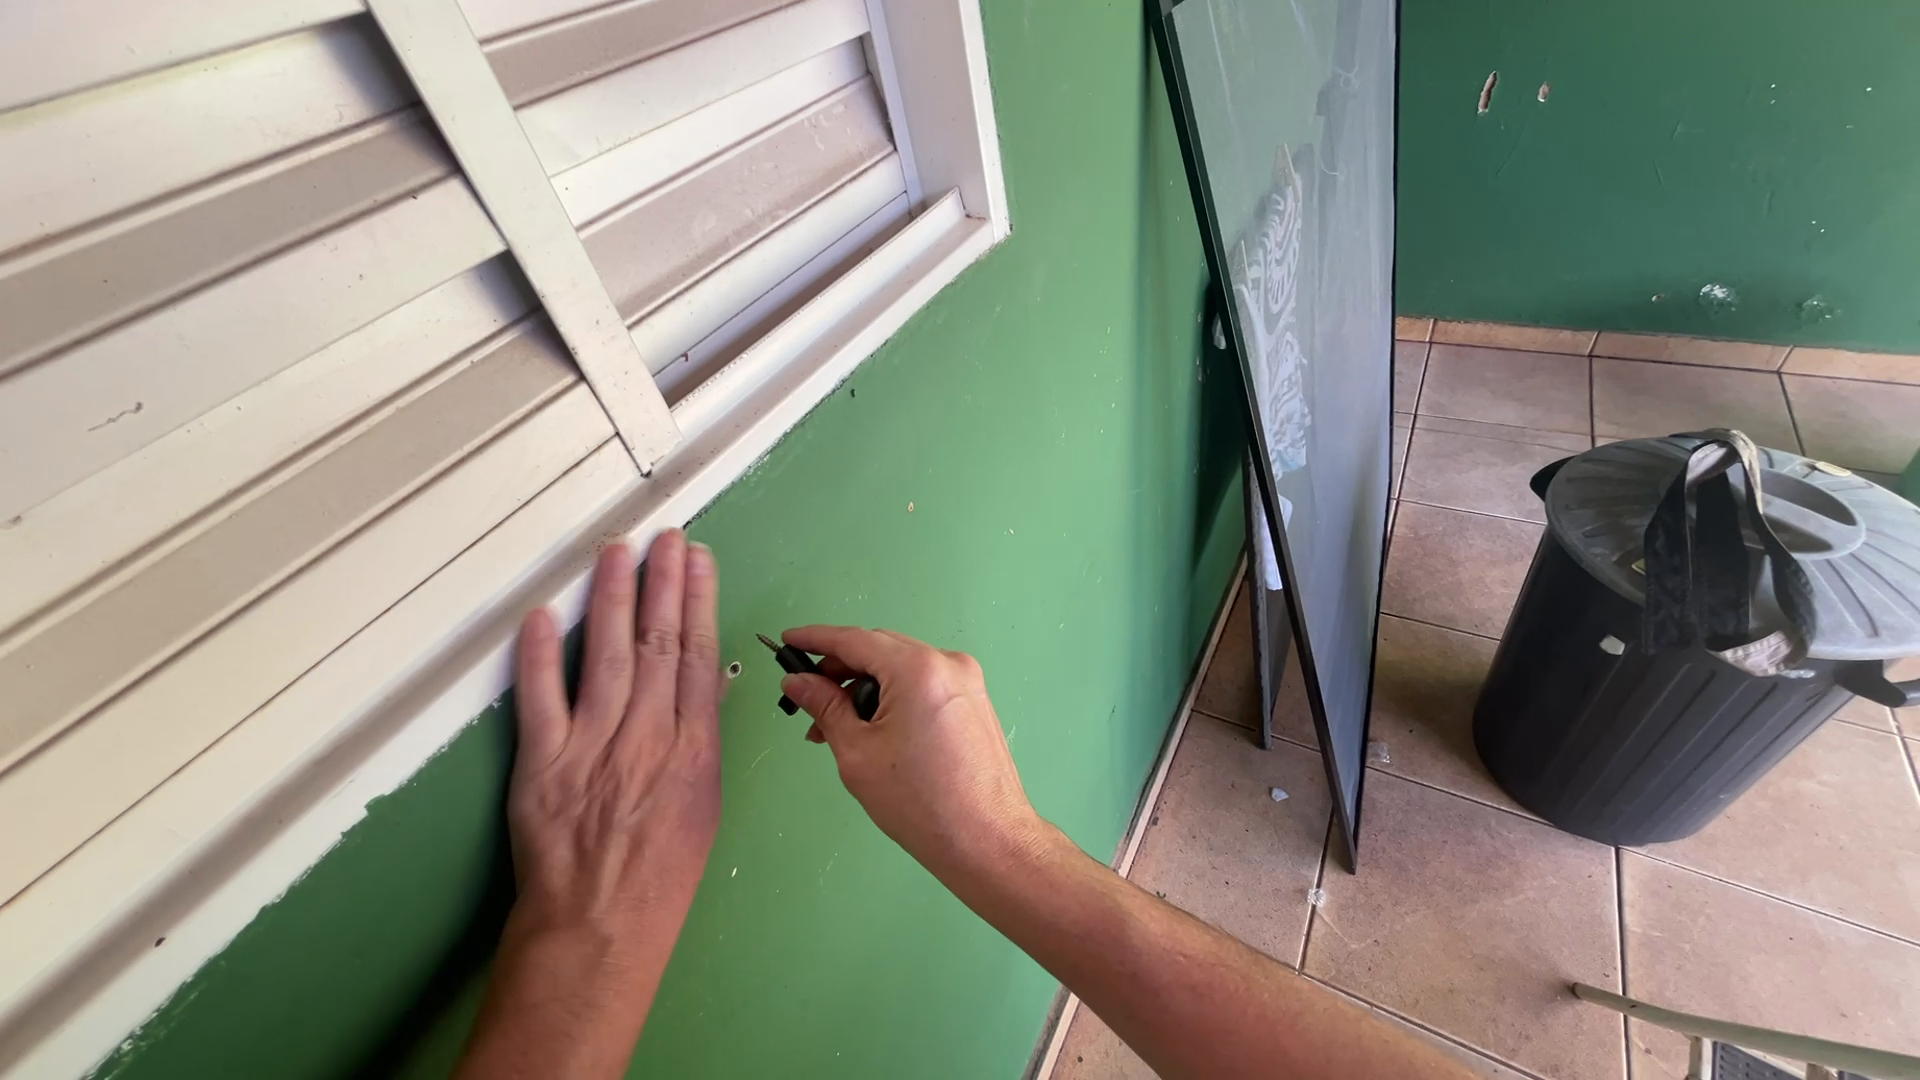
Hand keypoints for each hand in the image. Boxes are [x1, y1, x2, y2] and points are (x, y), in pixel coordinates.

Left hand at [505, 530, 722, 966]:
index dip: (698, 602)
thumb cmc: (664, 868)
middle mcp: (646, 740)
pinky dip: (538, 657)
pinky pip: (540, 703)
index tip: (698, 560)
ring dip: (612, 601)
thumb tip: (706, 674)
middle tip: (667, 537)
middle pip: (657, 646)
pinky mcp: (541, 768)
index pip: (696, 657)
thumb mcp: (705, 798)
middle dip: (664, 584)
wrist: (600, 929)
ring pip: (606, 660)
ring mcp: (592, 751)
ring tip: (619, 552)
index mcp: (693, 749)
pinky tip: (540, 615)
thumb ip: (702, 731)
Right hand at [777, 627, 1045, 877]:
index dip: (815, 639)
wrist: (987, 840)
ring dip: (865, 687)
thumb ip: (825, 707)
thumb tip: (797, 682)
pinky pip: (922, 682)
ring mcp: (966, 678)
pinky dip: (893, 695)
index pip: (854, 639)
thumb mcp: (858, 752)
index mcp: (918, 668)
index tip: (787, 640)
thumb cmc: (920, 802)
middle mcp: (947, 661)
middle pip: (879, 649)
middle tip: (808, 701)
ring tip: (837, 728)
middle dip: (840, 670)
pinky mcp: (973, 698)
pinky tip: (873, 728)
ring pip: (900, 666)